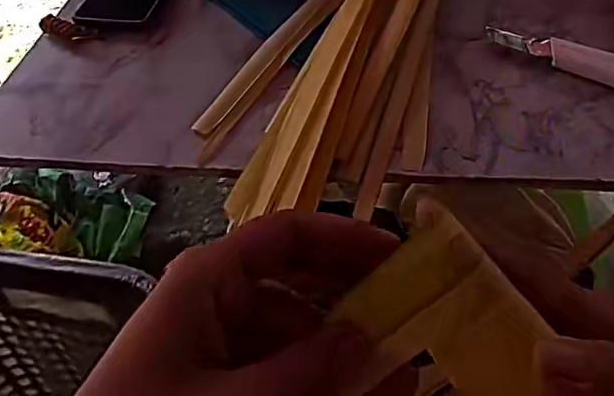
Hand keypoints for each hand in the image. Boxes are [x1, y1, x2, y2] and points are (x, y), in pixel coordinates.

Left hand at [80, 213, 413, 395]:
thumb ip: (301, 373)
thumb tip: (370, 340)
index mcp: (209, 277)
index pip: (290, 234)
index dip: (344, 237)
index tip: (393, 254)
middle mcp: (217, 300)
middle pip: (301, 284)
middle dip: (354, 305)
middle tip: (404, 318)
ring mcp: (217, 346)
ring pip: (297, 337)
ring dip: (344, 356)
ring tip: (395, 376)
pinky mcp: (217, 385)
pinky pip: (280, 374)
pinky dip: (318, 385)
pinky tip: (355, 395)